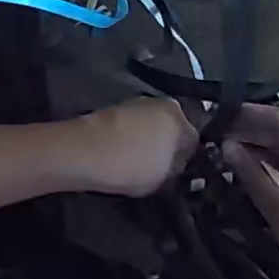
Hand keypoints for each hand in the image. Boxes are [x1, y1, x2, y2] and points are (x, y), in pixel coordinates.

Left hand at [72, 98, 197, 196]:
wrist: (84, 150)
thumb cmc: (133, 164)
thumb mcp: (167, 177)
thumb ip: (177, 166)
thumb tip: (175, 163)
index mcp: (178, 114)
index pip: (193, 139)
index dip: (186, 159)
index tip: (177, 173)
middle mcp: (158, 102)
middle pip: (170, 128)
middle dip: (167, 145)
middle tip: (160, 168)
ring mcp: (133, 102)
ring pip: (149, 126)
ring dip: (146, 140)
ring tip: (138, 163)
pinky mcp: (113, 108)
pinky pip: (130, 127)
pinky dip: (129, 137)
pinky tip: (123, 154)